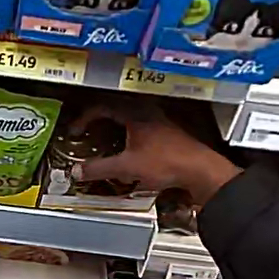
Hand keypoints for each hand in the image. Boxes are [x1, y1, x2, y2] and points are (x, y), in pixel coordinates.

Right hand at [73, 103, 241, 204]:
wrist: (201, 171)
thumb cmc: (169, 161)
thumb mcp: (127, 167)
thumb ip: (100, 168)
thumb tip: (80, 170)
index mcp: (135, 114)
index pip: (103, 107)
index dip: (85, 118)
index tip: (77, 129)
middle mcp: (148, 114)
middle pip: (117, 110)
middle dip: (100, 121)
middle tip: (89, 130)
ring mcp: (160, 123)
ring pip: (131, 120)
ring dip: (116, 129)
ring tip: (107, 142)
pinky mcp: (169, 136)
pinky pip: (143, 131)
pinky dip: (130, 139)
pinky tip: (130, 155)